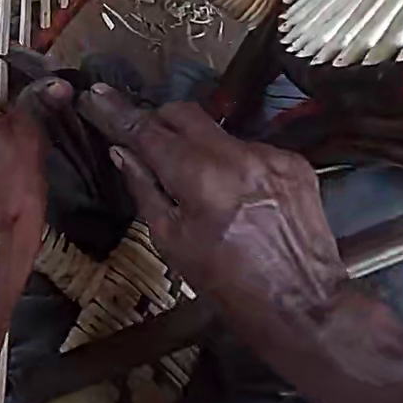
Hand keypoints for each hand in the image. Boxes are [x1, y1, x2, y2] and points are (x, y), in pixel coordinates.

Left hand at [0, 67, 66, 270]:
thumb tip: (56, 83)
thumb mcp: (29, 133)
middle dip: (12, 95)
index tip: (35, 67)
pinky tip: (22, 150)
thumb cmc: (11, 181)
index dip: (12, 67)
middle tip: (41, 98)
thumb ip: (38, 101)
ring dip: (7, 118)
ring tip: (36, 124)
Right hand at [78, 87, 345, 335]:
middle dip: (158, 120)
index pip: (146, 129)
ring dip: (195, 144)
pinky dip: (229, 160)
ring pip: (214, 129)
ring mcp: (269, 156)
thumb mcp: (169, 239)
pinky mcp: (294, 163)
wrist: (305, 309)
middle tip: (147, 141)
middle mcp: (233, 155)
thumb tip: (121, 150)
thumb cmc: (224, 280)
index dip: (117, 110)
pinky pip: (246, 146)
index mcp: (197, 176)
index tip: (97, 93)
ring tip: (197, 179)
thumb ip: (143, 186)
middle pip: (182, 112)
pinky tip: (234, 190)